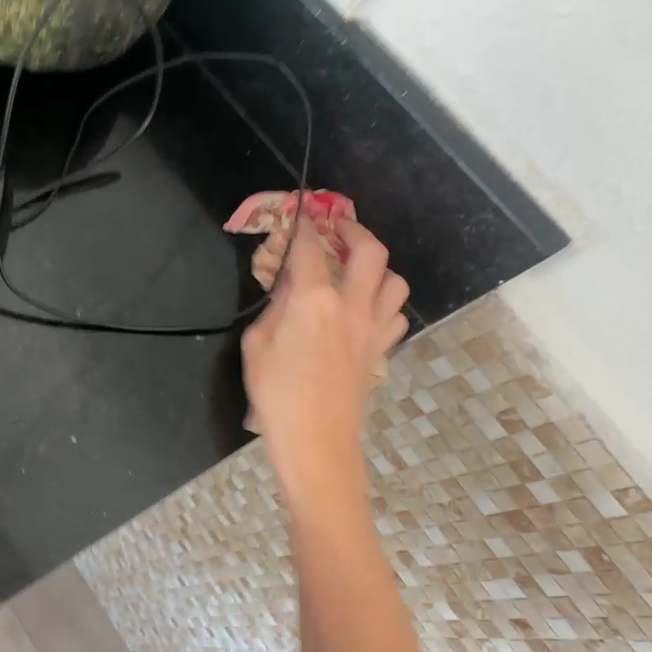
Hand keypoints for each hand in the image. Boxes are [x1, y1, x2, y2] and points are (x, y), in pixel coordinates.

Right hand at [242, 218, 407, 491]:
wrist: (316, 439)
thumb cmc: (275, 393)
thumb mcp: (256, 346)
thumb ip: (274, 308)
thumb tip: (289, 286)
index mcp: (314, 300)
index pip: (313, 247)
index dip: (305, 225)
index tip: (300, 213)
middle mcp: (351, 305)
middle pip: (370, 251)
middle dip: (354, 231)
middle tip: (337, 229)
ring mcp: (373, 328)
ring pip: (394, 280)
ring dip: (377, 267)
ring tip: (356, 270)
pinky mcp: (381, 350)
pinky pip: (395, 313)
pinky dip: (384, 302)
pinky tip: (365, 309)